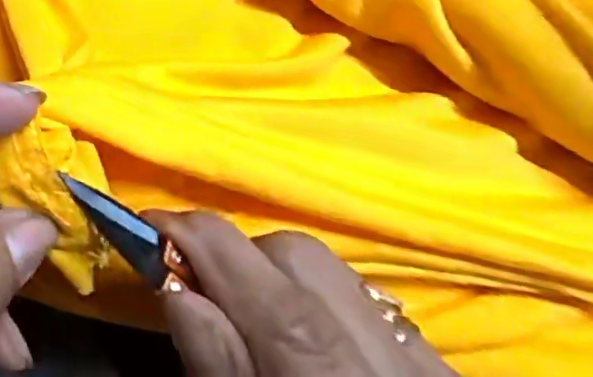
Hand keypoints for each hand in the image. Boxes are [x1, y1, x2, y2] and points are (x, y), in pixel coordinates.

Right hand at [150, 212, 456, 376]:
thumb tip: (172, 281)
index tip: (144, 229)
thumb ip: (220, 363)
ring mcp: (425, 356)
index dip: (183, 232)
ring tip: (264, 322)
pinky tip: (327, 347)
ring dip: (288, 280)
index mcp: (311, 354)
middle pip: (294, 253)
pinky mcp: (449, 372)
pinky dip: (337, 309)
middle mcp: (378, 343)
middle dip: (240, 259)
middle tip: (206, 296)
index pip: (238, 257)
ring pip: (340, 272)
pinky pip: (381, 308)